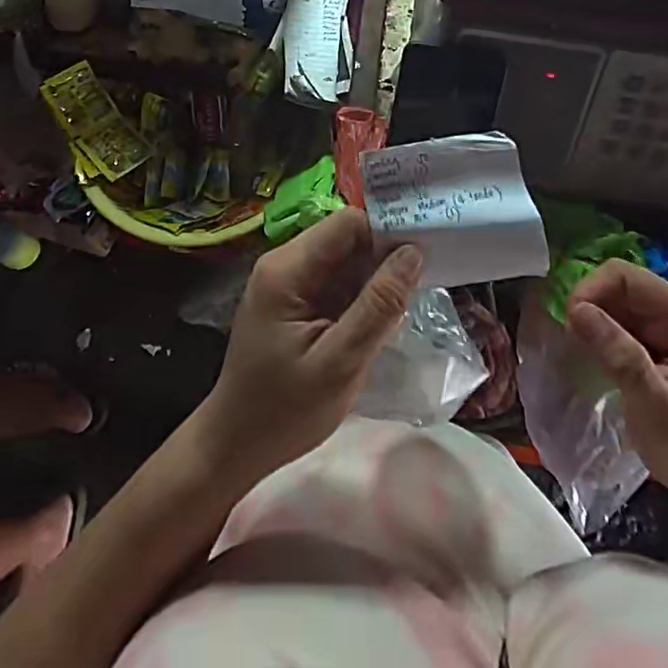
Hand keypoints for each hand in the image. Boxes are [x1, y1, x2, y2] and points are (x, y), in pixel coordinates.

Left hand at [195, 209, 423, 478]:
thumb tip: (414, 253)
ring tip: (411, 306)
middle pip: (347, 241)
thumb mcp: (339, 362)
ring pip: (346, 264)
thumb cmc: (285, 409)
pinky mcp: (296, 305)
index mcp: (286, 270)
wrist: (238, 443)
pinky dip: (363, 300)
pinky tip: (384, 323)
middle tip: (428, 286)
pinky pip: (338, 286)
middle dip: (386, 259)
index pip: (347, 224)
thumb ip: (377, 307)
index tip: (429, 256)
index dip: (388, 233)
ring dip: (377, 282)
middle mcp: (285, 266)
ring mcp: (289, 285)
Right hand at [566, 259, 667, 506]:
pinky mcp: (660, 339)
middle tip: (576, 342)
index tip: (570, 323)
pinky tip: (596, 355)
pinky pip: (619, 318)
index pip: (631, 279)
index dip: (592, 291)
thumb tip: (578, 310)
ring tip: (587, 352)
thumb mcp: (658, 410)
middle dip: (591, 306)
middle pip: (622, 284)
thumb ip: (622, 358)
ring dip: (593, 319)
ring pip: (616, 299)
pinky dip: (600, 330)